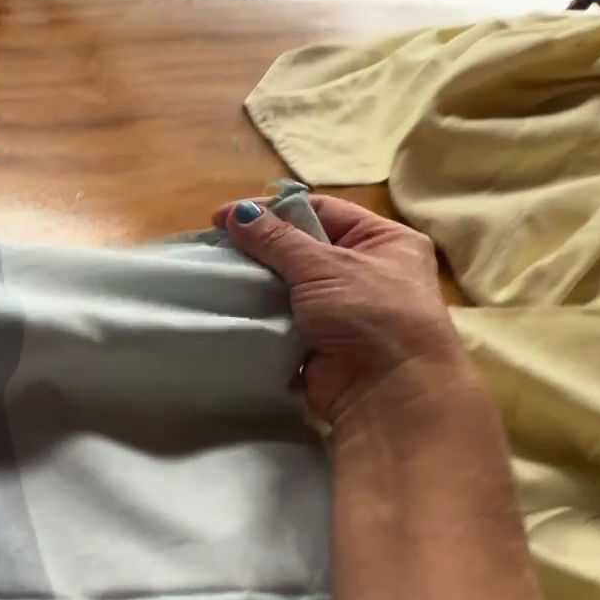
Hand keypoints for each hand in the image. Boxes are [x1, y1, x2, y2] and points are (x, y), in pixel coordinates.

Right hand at [214, 195, 471, 425]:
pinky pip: (277, 312)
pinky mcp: (312, 335)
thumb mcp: (325, 267)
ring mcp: (337, 305)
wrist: (385, 389)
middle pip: (299, 245)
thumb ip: (277, 240)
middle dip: (258, 245)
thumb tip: (237, 214)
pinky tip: (227, 302)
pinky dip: (255, 308)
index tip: (225, 217)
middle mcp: (363, 268)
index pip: (320, 211)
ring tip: (215, 273)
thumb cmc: (371, 314)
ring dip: (254, 278)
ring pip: (284, 281)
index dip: (273, 210)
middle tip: (214, 246)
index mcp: (382, 240)